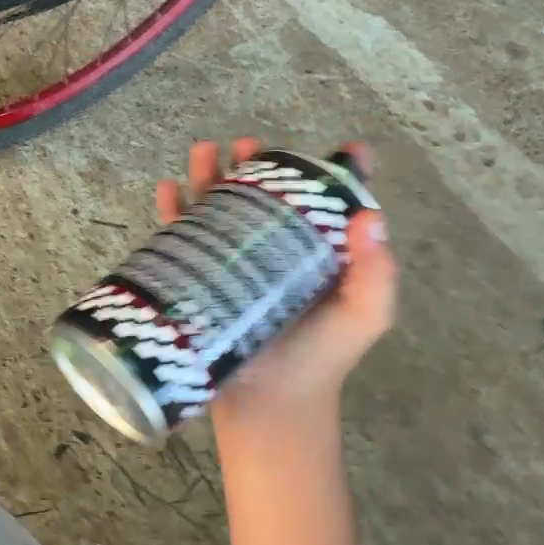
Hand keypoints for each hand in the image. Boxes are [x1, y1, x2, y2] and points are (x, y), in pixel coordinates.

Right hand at [156, 138, 396, 417]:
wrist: (268, 401)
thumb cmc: (320, 357)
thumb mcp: (362, 317)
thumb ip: (375, 276)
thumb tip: (370, 217)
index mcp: (317, 254)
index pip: (329, 206)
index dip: (339, 174)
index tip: (348, 147)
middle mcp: (274, 248)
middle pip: (265, 194)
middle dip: (257, 163)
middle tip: (248, 144)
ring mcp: (231, 258)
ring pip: (218, 203)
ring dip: (209, 173)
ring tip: (204, 149)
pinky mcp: (196, 271)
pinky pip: (180, 233)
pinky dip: (172, 208)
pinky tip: (168, 189)